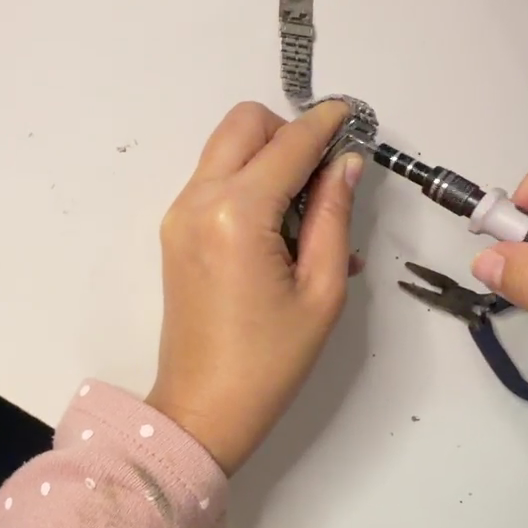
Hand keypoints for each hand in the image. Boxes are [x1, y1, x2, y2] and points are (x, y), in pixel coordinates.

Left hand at [148, 101, 363, 473]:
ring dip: (266, 159)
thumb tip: (345, 164)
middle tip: (323, 175)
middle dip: (288, 132)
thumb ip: (334, 217)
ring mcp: (178, 217)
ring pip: (224, 150)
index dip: (328, 124)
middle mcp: (197, 202)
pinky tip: (278, 231)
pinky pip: (212, 184)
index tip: (354, 117)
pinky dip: (247, 186)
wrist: (203, 411)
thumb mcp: (321, 292)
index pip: (289, 143)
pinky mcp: (174, 236)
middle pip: (244, 124)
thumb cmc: (268, 364)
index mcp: (236, 214)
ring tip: (304, 214)